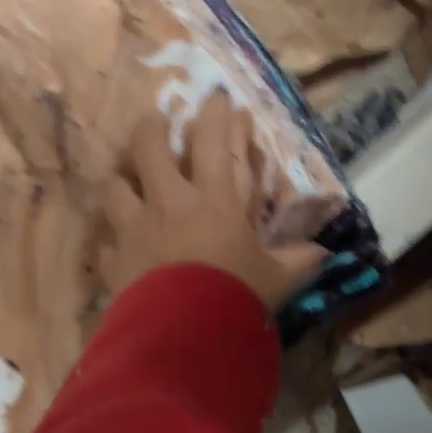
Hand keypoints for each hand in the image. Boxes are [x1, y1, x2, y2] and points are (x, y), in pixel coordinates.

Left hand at [100, 92, 326, 313]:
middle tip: (159, 121)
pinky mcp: (115, 261)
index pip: (212, 140)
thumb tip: (323, 253)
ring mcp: (135, 229)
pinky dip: (115, 242)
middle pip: (149, 146)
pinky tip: (121, 249)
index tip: (217, 96)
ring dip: (123, 180)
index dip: (216, 113)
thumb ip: (299, 262)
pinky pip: (108, 243)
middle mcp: (169, 203)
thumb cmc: (237, 297)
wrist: (187, 336)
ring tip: (129, 183)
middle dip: (153, 126)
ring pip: (116, 186)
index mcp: (213, 201)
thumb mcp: (278, 280)